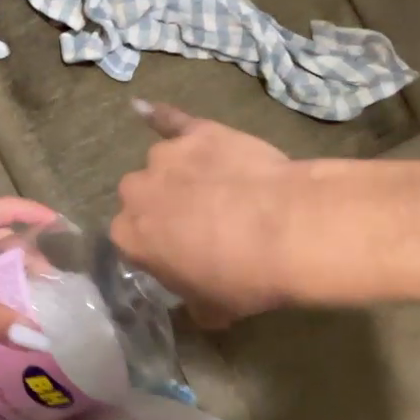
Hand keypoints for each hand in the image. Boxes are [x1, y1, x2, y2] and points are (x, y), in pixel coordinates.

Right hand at [111, 101, 296, 327]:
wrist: (290, 229)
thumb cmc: (245, 276)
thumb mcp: (213, 310)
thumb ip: (191, 303)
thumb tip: (195, 305)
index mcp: (130, 237)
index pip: (132, 241)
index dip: (158, 249)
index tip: (182, 256)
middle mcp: (135, 192)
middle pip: (142, 199)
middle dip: (164, 209)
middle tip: (201, 224)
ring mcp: (165, 156)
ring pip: (164, 166)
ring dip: (180, 175)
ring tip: (218, 188)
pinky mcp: (197, 131)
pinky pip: (171, 121)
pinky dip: (160, 117)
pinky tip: (146, 109)